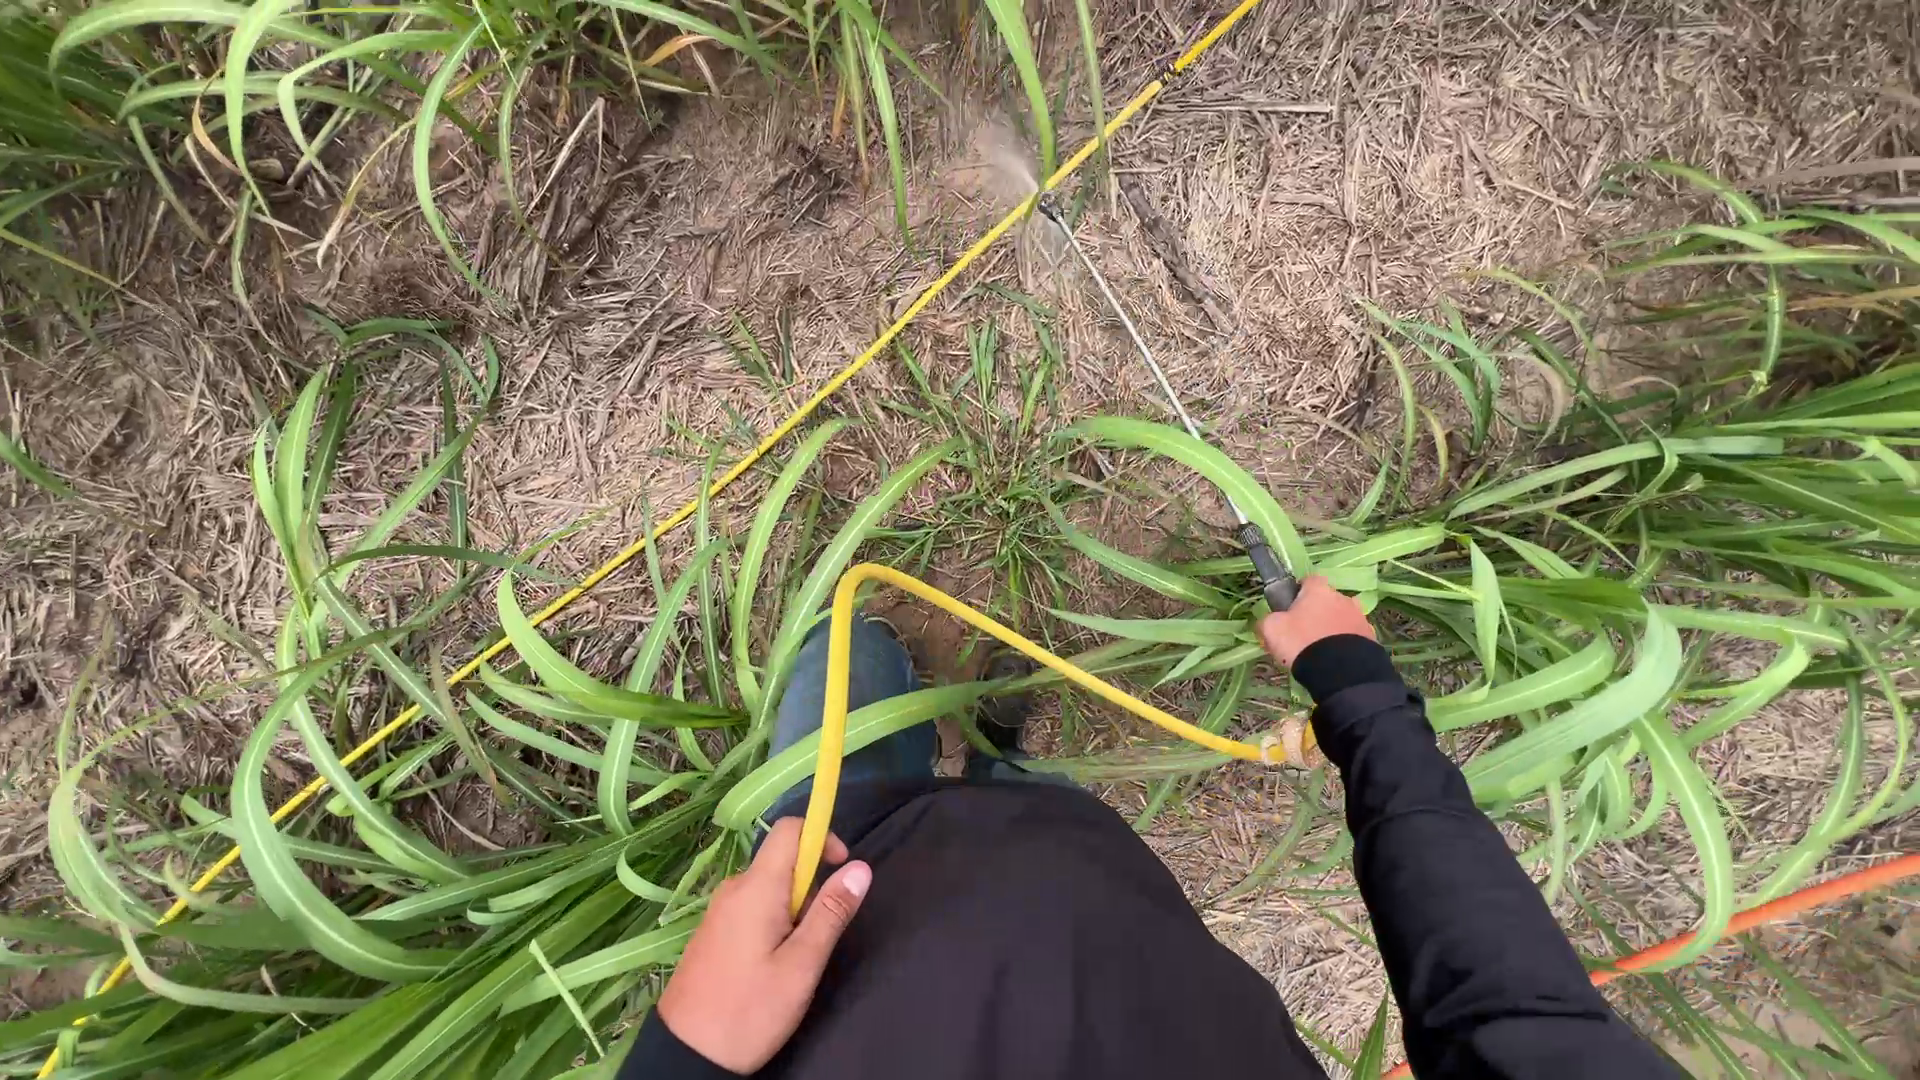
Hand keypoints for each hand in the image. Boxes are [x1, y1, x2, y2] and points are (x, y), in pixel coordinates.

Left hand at [657, 817, 871, 1072]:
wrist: (683, 1058)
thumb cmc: (749, 1010)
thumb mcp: (801, 966)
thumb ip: (831, 912)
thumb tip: (860, 866)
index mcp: (757, 887)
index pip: (789, 827)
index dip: (821, 836)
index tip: (840, 869)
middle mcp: (735, 887)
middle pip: (782, 859)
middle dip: (810, 885)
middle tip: (816, 935)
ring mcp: (719, 909)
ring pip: (769, 886)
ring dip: (792, 907)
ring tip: (793, 958)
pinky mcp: (713, 931)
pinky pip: (752, 905)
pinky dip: (772, 920)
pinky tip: (769, 965)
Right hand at [1257, 575, 1374, 667]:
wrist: (1341, 671)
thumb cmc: (1302, 641)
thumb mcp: (1271, 629)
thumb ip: (1269, 620)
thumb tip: (1271, 620)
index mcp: (1318, 590)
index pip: (1309, 580)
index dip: (1299, 591)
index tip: (1291, 606)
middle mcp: (1343, 598)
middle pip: (1327, 600)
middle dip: (1318, 611)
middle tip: (1303, 632)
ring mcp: (1360, 618)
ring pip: (1342, 618)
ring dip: (1333, 628)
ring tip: (1320, 649)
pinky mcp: (1371, 638)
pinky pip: (1354, 636)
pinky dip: (1345, 644)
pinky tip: (1334, 659)